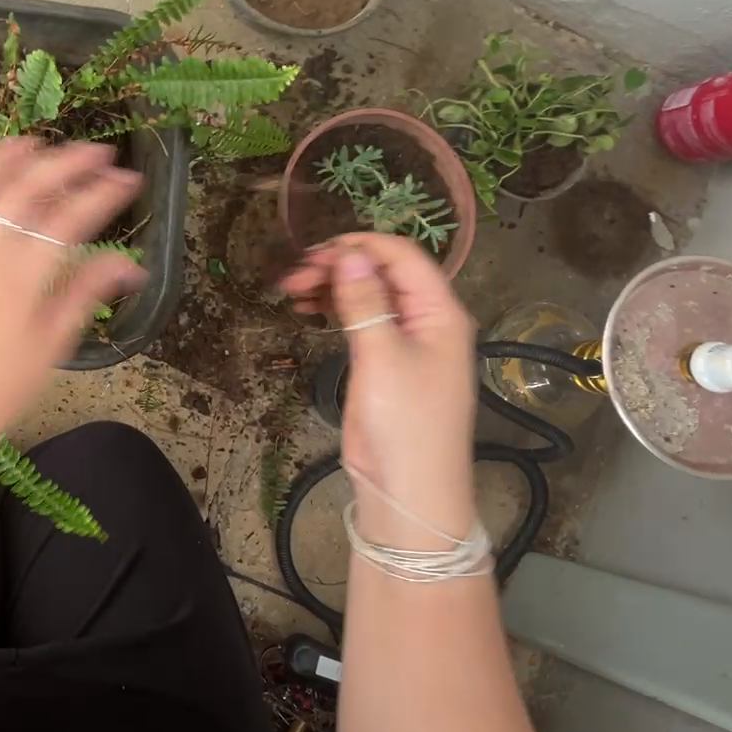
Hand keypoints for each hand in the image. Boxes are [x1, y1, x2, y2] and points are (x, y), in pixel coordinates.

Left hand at [0, 138, 145, 461]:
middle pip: (26, 193)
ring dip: (7, 159)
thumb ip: (87, 294)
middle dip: (66, 165)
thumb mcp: (54, 345)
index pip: (68, 222)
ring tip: (38, 141)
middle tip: (99, 152)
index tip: (129, 180)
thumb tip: (132, 264)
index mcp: (20, 283)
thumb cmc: (1, 387)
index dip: (102, 195)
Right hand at [279, 234, 475, 503]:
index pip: (402, 257)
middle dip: (339, 266)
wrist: (407, 485)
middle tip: (294, 276)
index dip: (360, 246)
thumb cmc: (404, 419)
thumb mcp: (382, 355)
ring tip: (292, 290)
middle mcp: (424, 319)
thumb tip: (350, 252)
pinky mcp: (382, 360)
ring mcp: (402, 340)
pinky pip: (359, 319)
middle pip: (382, 272)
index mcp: (440, 312)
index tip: (314, 254)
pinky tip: (306, 308)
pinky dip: (333, 309)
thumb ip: (365, 300)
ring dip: (332, 286)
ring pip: (366, 294)